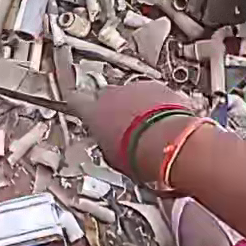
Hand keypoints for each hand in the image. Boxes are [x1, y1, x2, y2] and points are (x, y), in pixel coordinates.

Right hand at [68, 80, 194, 178]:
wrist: (169, 142)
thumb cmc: (138, 155)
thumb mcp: (112, 158)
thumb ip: (107, 144)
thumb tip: (111, 148)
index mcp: (93, 112)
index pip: (76, 101)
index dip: (78, 105)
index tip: (79, 107)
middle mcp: (111, 95)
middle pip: (106, 96)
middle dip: (113, 108)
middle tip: (122, 128)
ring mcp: (135, 88)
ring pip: (132, 94)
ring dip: (137, 108)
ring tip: (147, 130)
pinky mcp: (159, 87)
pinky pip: (154, 94)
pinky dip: (158, 105)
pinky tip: (163, 123)